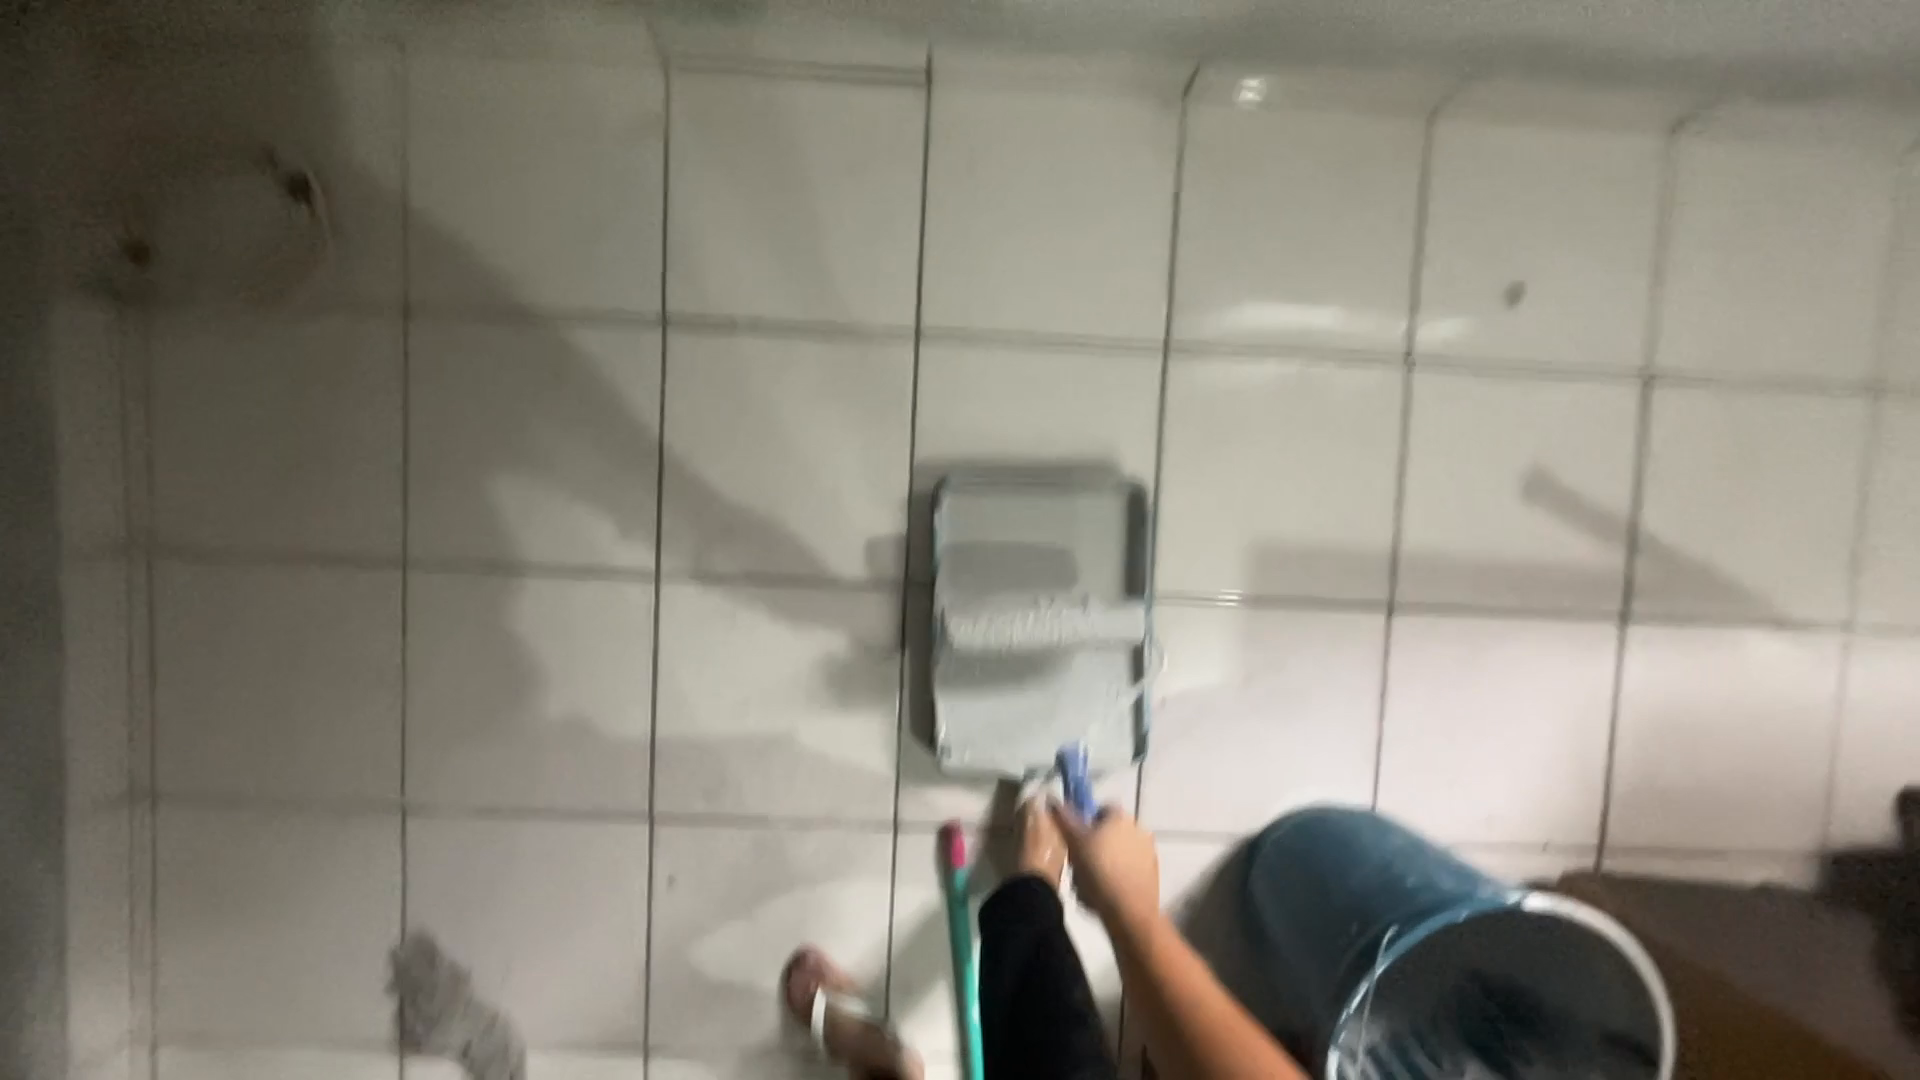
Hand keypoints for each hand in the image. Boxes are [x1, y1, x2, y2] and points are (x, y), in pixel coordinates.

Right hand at [1051, 800, 1159, 925]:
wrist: (1128, 913)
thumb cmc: (1098, 872)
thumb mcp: (1074, 843)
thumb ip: (1063, 818)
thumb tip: (1052, 798)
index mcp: (1120, 816)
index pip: (1100, 808)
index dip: (1085, 822)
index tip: (1075, 840)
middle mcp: (1139, 828)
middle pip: (1110, 830)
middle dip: (1096, 842)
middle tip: (1079, 862)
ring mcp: (1149, 852)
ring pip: (1120, 850)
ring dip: (1107, 860)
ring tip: (1091, 881)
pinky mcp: (1153, 874)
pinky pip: (1130, 868)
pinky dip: (1119, 875)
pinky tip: (1107, 892)